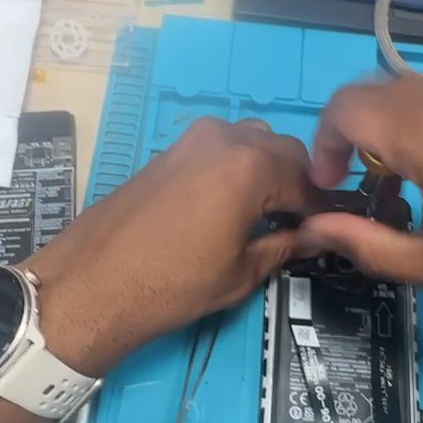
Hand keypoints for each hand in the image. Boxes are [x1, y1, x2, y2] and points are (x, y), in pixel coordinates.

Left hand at [21, 118, 323, 375]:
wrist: (94, 283)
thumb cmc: (173, 284)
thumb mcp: (241, 272)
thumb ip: (284, 246)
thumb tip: (314, 237)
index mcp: (251, 165)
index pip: (307, 181)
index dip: (321, 210)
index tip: (328, 232)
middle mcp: (225, 138)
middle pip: (282, 152)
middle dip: (296, 185)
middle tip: (297, 225)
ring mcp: (193, 139)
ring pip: (250, 144)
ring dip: (266, 172)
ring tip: (264, 215)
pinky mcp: (170, 150)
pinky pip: (220, 149)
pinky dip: (236, 169)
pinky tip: (231, 205)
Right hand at [299, 70, 422, 340]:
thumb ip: (370, 244)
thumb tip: (314, 229)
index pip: (345, 109)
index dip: (323, 146)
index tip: (332, 187)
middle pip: (376, 96)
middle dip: (356, 141)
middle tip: (372, 196)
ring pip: (415, 94)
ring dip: (395, 133)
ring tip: (418, 190)